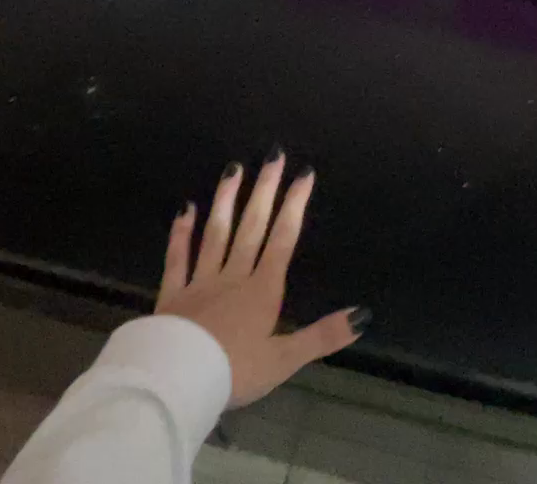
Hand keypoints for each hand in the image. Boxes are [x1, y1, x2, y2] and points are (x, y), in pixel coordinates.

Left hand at [157, 154, 367, 407]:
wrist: (178, 381)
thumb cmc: (235, 371)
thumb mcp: (286, 359)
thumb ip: (323, 336)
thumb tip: (363, 314)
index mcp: (263, 290)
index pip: (283, 238)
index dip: (295, 205)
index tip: (304, 173)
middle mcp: (234, 276)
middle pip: (252, 225)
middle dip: (265, 189)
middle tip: (274, 155)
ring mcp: (201, 281)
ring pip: (217, 232)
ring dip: (226, 199)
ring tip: (233, 168)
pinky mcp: (173, 293)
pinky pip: (178, 257)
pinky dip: (181, 232)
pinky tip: (186, 208)